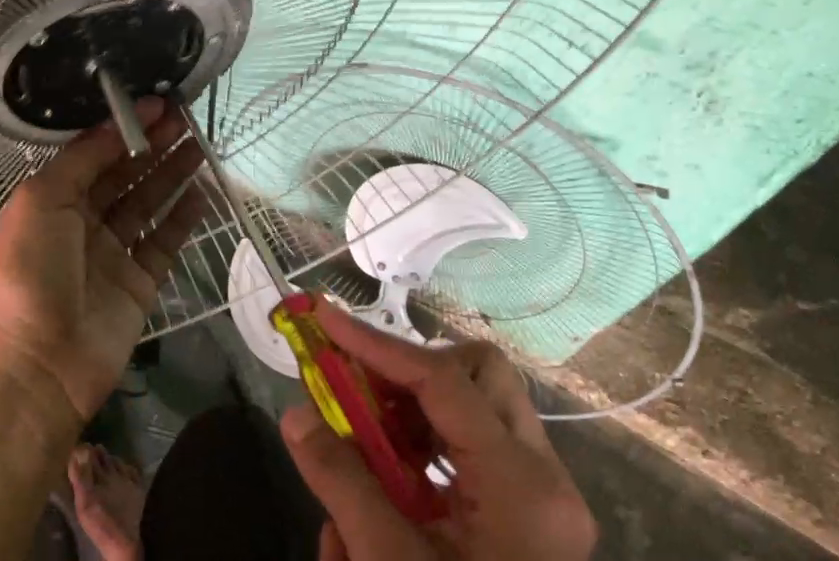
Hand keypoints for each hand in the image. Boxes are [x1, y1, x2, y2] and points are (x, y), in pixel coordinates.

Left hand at [0, 97, 206, 422]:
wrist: (38, 360)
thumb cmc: (30, 268)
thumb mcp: (43, 199)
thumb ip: (83, 159)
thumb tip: (117, 123)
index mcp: (52, 199)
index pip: (93, 153)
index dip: (123, 128)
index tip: (157, 103)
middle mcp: (82, 221)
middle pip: (123, 175)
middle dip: (152, 145)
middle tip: (185, 116)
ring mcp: (113, 253)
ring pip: (148, 204)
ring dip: (172, 173)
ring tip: (199, 142)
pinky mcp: (140, 284)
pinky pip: (164, 242)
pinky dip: (183, 218)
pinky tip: (202, 190)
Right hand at [280, 304, 596, 560]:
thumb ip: (342, 482)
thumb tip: (295, 413)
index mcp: (522, 488)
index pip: (444, 383)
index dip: (377, 345)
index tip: (322, 318)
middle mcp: (543, 480)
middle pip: (478, 378)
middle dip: (405, 373)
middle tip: (349, 386)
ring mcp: (539, 500)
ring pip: (473, 413)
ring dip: (406, 415)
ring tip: (356, 447)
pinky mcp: (525, 519)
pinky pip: (470, 455)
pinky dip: (419, 454)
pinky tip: (380, 489)